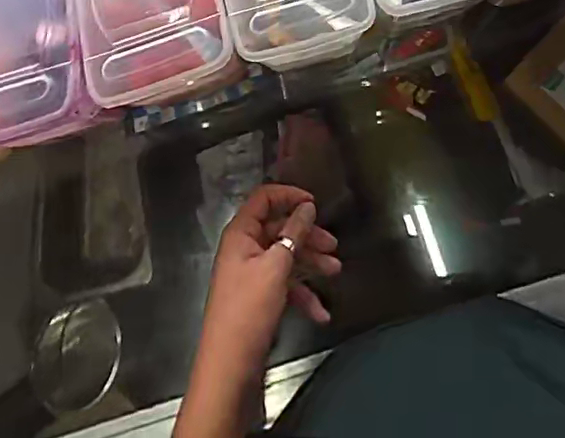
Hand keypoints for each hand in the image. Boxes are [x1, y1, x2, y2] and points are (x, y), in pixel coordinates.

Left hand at [198, 185, 340, 373]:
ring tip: (335, 271)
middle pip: (278, 229)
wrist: (229, 369)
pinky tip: (320, 312)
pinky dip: (302, 294)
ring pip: (284, 257)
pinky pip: (283, 285)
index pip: (263, 198)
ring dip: (310, 263)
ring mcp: (250, 274)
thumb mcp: (276, 267)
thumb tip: (306, 207)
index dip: (288, 195)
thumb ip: (293, 233)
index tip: (314, 203)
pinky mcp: (257, 298)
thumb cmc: (249, 310)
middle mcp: (243, 249)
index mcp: (241, 233)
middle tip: (333, 245)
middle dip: (307, 236)